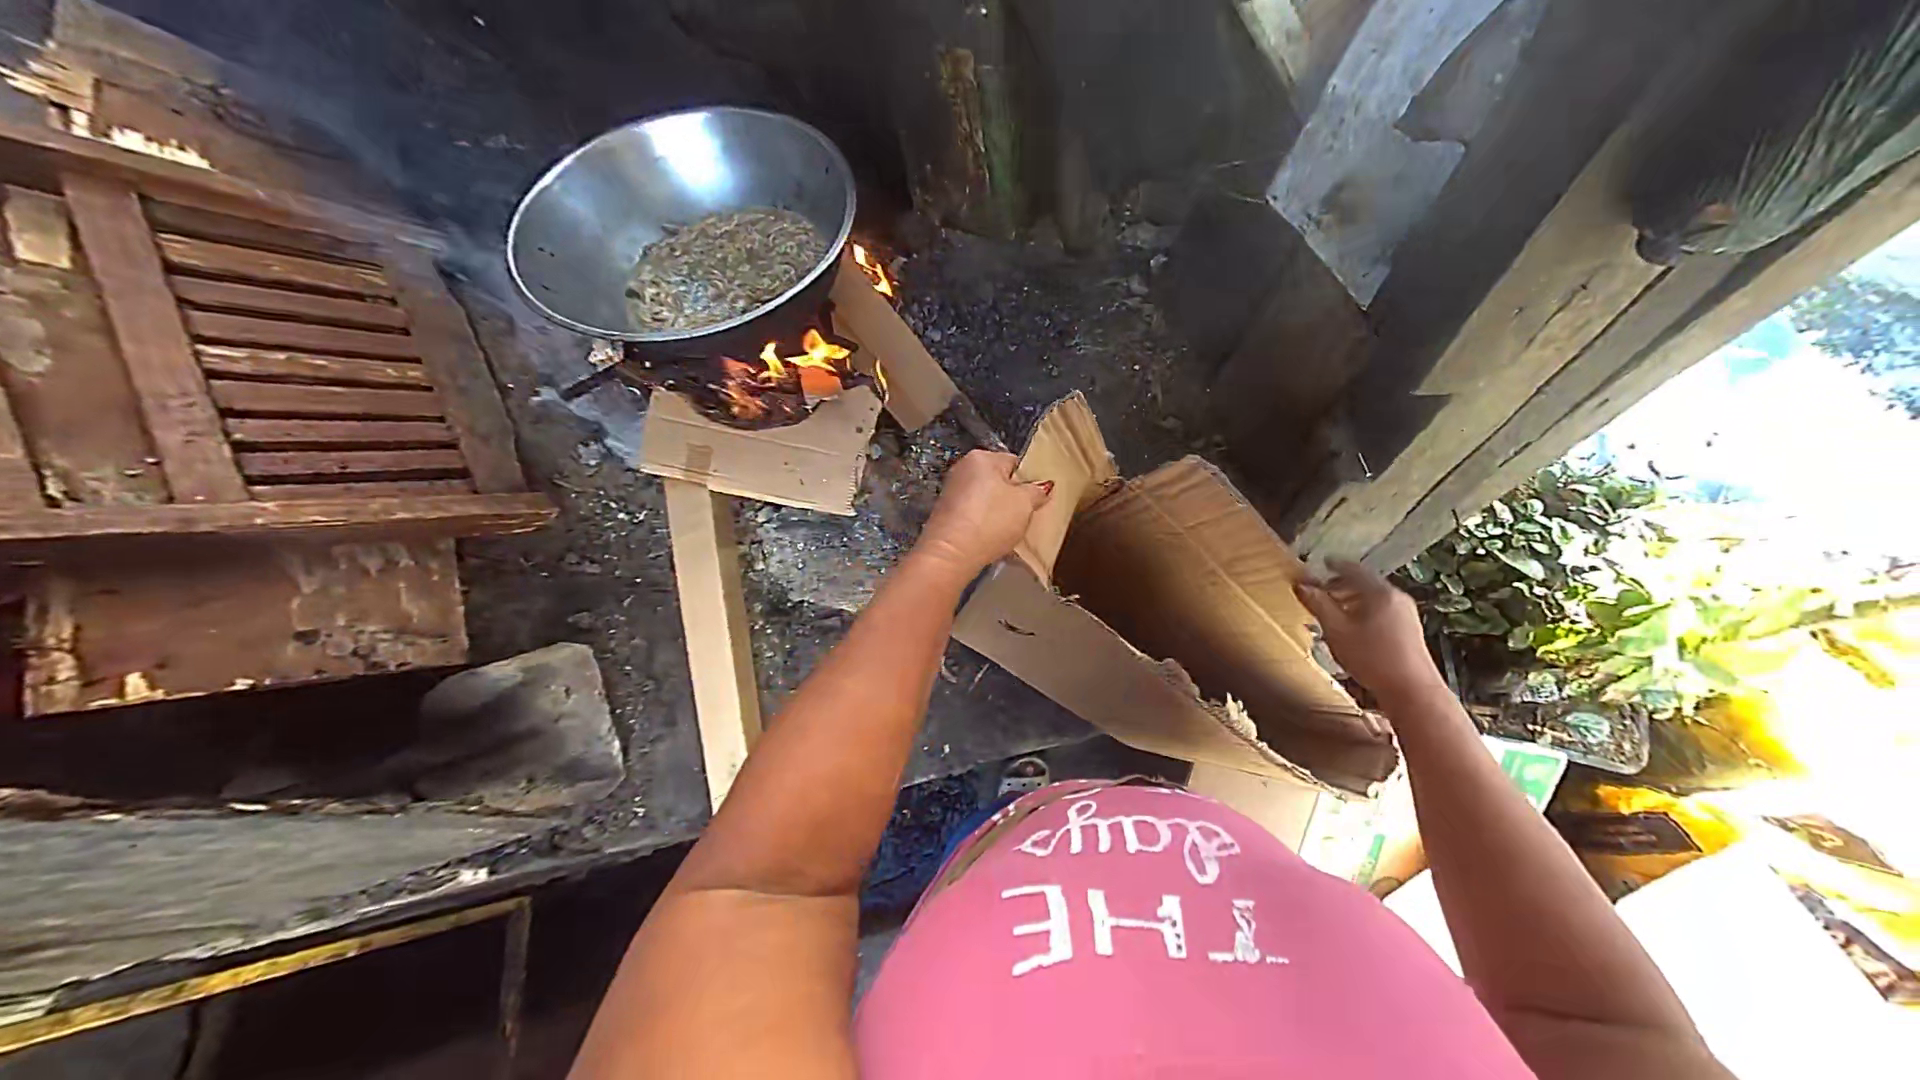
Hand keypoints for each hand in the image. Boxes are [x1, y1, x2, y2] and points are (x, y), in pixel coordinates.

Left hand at [913, 450, 1051, 578]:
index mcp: (981, 458)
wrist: (951, 554)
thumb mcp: (1025, 504)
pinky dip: (983, 525)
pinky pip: (973, 516)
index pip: (1014, 462)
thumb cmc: (989, 522)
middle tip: (1024, 517)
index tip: (1036, 499)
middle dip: (1012, 499)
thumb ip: (1036, 492)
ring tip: (1008, 532)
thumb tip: (1042, 487)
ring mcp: (951, 492)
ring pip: (986, 501)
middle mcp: (962, 469)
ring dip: (998, 515)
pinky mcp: (945, 515)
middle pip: (998, 481)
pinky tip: (990, 540)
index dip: (1028, 481)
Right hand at [1294, 558, 1446, 706]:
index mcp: (1380, 593)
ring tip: (1330, 611)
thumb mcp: (1336, 630)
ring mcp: (1405, 614)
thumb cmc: (1373, 658)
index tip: (1321, 563)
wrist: (1411, 691)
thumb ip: (1318, 604)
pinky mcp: (1408, 630)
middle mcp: (1396, 598)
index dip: (1334, 565)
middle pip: (1363, 583)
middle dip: (1339, 586)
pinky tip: (1350, 627)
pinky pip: (1380, 610)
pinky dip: (1362, 611)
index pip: (1353, 569)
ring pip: (1372, 598)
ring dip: (1349, 600)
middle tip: (1319, 591)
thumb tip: (1301, 585)